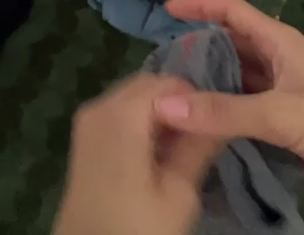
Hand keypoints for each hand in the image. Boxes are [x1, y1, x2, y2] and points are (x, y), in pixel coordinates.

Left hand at [52, 74, 222, 234]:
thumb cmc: (138, 229)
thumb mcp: (178, 194)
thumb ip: (198, 147)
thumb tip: (221, 117)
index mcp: (121, 113)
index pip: (167, 83)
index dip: (195, 99)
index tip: (217, 124)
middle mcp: (99, 104)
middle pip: (146, 84)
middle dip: (176, 103)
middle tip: (202, 138)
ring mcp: (87, 118)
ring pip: (132, 96)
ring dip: (158, 112)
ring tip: (182, 148)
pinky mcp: (83, 135)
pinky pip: (117, 111)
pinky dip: (139, 121)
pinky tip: (156, 153)